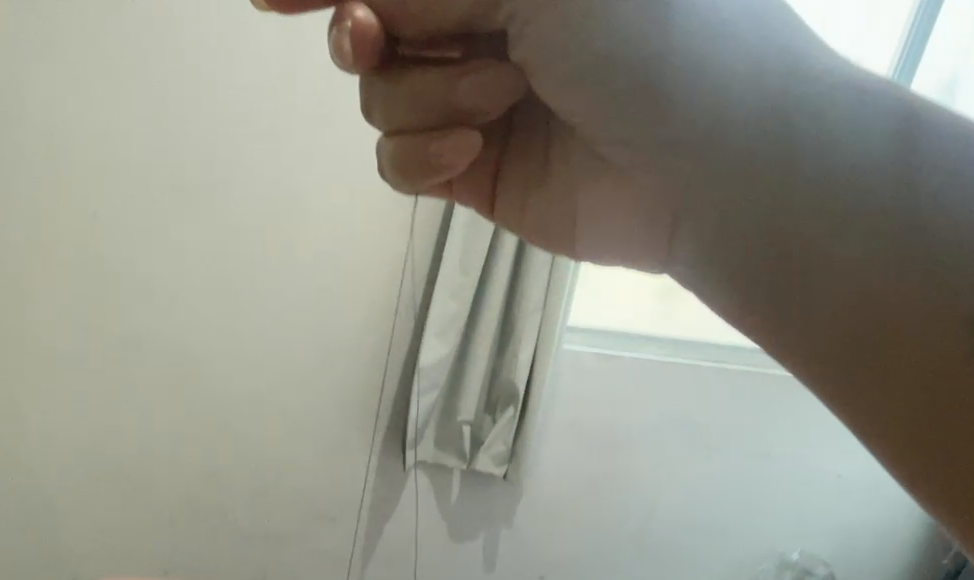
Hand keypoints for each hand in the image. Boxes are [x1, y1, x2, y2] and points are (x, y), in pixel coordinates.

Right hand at [253, 0, 846, 270]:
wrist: (705, 162)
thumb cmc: (648, 30)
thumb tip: (350, 3)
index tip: (268, 1)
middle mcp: (483, 20)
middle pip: (370, 28)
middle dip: (372, 36)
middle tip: (376, 38)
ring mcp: (472, 97)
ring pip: (379, 99)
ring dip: (421, 98)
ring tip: (498, 100)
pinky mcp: (470, 169)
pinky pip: (396, 162)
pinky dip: (418, 156)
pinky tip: (468, 154)